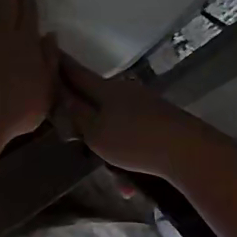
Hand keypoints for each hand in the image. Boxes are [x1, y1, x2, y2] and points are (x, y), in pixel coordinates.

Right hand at [56, 55, 216, 175]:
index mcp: (105, 89)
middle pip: (96, 102)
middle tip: (78, 140)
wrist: (188, 151)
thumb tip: (62, 96)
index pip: (75, 73)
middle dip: (86, 122)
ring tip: (117, 180)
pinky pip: (135, 139)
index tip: (47, 51)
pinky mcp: (161, 122)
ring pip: (117, 127)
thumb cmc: (133, 141)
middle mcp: (125, 91)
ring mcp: (145, 105)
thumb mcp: (94, 132)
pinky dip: (129, 160)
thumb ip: (76, 115)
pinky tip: (131, 185)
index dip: (60, 64)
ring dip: (111, 152)